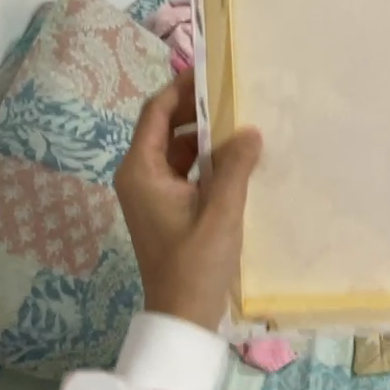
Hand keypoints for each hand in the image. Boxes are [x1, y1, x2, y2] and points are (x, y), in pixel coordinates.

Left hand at [115, 71, 263, 329]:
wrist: (182, 317)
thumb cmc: (196, 264)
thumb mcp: (220, 212)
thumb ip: (234, 167)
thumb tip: (250, 130)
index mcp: (140, 171)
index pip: (156, 113)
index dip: (181, 88)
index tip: (211, 72)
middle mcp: (139, 176)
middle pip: (164, 127)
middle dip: (196, 110)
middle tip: (234, 95)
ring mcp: (151, 193)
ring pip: (176, 149)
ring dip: (204, 136)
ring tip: (240, 123)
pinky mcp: (165, 207)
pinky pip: (184, 170)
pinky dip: (205, 159)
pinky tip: (235, 158)